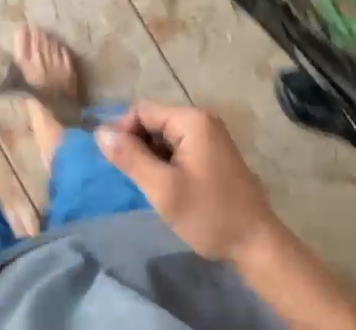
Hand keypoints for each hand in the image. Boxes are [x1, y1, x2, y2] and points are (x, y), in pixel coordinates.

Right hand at [96, 101, 280, 261]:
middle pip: (153, 120)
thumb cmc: (209, 215)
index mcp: (191, 119)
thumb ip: (130, 158)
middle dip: (137, 145)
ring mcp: (210, 135)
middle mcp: (201, 119)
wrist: (256, 245)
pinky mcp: (212, 152)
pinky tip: (163, 186)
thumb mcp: (163, 189)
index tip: (114, 163)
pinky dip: (165, 161)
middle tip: (130, 178)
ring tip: (146, 184)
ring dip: (150, 155)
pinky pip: (178, 147)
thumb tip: (99, 132)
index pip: (141, 110)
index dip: (122, 131)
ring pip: (164, 135)